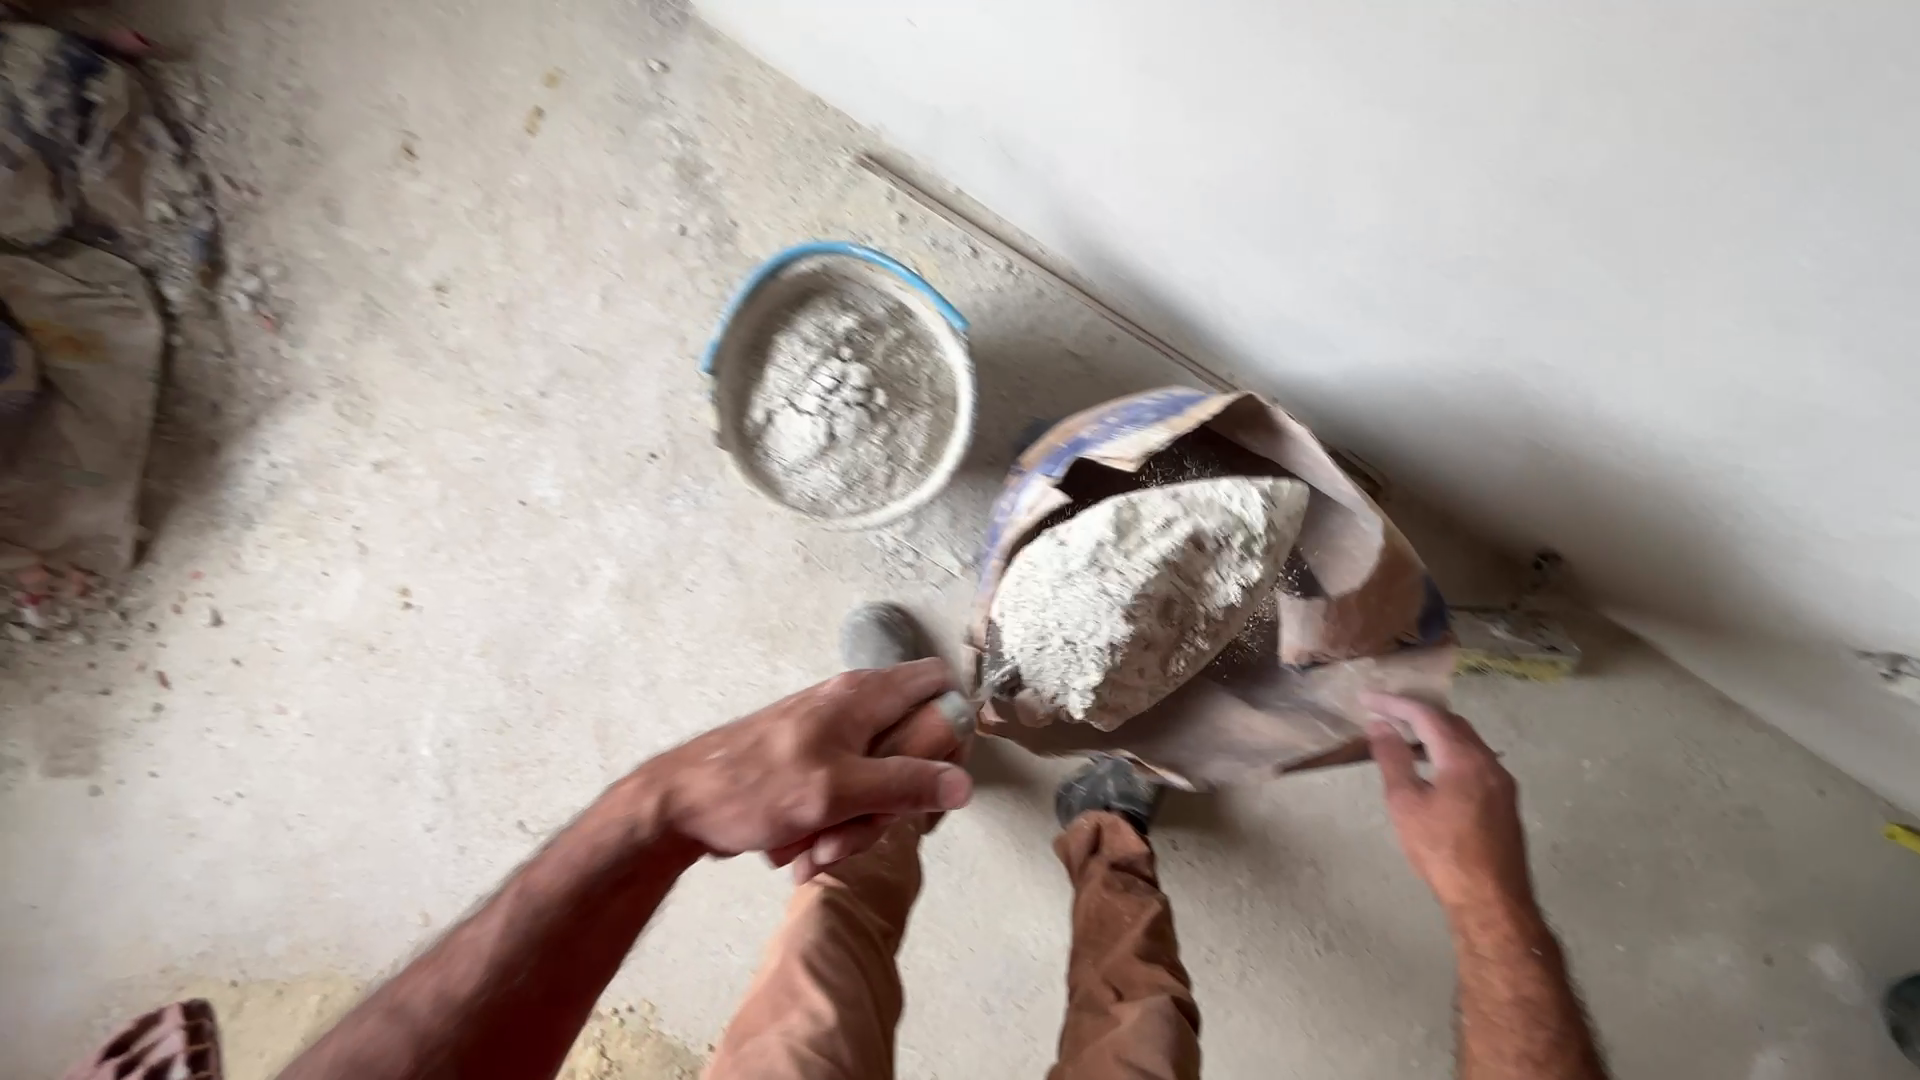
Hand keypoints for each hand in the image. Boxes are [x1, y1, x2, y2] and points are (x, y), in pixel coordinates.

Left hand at [642, 658, 972, 863]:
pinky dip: (833, 826)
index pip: (938, 683)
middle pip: (913, 747)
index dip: (954, 724)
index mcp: (865, 695)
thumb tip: (965, 785)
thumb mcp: (837, 791)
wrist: (677, 805)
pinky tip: (801, 849)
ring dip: (858, 825)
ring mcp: (834, 736)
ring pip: (880, 781)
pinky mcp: (815, 764)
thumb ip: (905, 784)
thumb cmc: (753, 786)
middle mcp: (854, 707)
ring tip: (817, 848)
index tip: (940, 775)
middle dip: (894, 801)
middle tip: (860, 827)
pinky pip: (849, 795)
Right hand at [1364, 694, 1533, 918]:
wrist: (1491, 899)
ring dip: (1433, 730)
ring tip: (1402, 732)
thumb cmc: (1440, 849)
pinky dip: (1448, 748)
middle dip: (1416, 711)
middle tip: (1383, 710)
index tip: (1366, 698)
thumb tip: (1380, 724)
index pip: (1427, 715)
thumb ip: (1393, 758)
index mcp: (1464, 759)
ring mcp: (1501, 782)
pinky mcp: (1504, 800)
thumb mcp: (1405, 802)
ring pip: (1466, 740)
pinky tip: (1431, 763)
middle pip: (1451, 722)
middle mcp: (1489, 763)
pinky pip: (1474, 758)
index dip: (1394, 703)